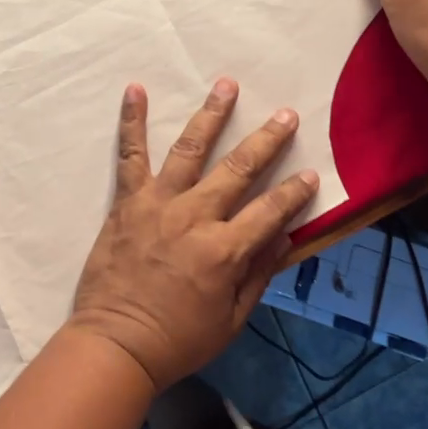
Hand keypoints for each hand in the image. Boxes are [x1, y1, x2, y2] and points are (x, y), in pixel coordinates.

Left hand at [67, 79, 318, 391]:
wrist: (115, 344)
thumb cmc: (178, 340)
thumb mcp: (230, 321)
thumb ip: (257, 275)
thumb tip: (284, 237)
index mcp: (224, 251)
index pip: (270, 212)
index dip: (294, 192)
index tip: (312, 173)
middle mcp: (195, 217)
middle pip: (238, 170)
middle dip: (266, 140)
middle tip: (286, 114)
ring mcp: (159, 203)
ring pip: (190, 150)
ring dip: (211, 115)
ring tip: (227, 84)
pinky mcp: (128, 200)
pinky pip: (130, 154)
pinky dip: (132, 121)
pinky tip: (136, 90)